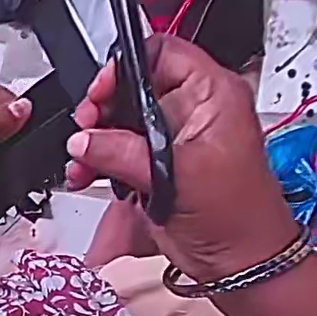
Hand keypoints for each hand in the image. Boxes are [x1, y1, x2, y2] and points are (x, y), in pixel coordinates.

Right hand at [67, 36, 298, 281]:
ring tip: (82, 161)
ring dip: (92, 142)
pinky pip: (113, 153)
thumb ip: (124, 151)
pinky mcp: (151, 167)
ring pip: (116, 124)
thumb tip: (83, 140)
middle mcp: (187, 113)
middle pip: (131, 90)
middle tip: (85, 130)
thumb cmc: (235, 216)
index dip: (124, 68)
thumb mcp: (177, 173)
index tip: (99, 94)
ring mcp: (167, 141)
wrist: (235, 261)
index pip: (160, 55)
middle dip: (101, 111)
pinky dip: (95, 163)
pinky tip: (86, 174)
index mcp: (210, 97)